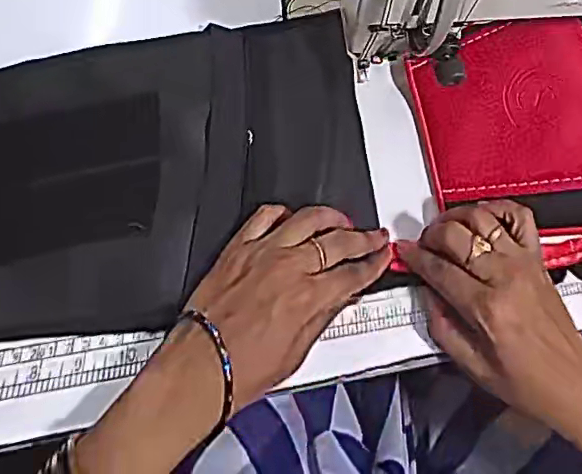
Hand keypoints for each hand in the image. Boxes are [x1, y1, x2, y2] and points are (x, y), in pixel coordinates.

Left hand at [186, 203, 391, 405]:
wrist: (200, 368)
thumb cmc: (241, 370)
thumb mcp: (297, 354)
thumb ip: (322, 317)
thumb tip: (339, 299)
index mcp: (308, 297)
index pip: (353, 272)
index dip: (373, 263)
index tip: (381, 256)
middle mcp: (290, 268)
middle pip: (339, 241)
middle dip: (364, 238)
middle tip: (374, 235)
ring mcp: (265, 252)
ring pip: (308, 218)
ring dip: (332, 216)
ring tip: (341, 219)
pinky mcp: (241, 246)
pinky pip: (266, 215)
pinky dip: (283, 212)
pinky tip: (292, 216)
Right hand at [401, 202, 581, 473]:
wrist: (572, 383)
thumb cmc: (531, 382)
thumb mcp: (475, 368)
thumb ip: (444, 329)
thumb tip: (427, 297)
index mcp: (487, 310)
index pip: (440, 269)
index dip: (417, 257)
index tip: (406, 252)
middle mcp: (506, 278)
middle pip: (456, 236)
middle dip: (431, 235)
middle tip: (424, 243)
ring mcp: (524, 262)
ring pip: (482, 218)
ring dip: (457, 216)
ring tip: (446, 227)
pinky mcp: (537, 256)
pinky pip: (519, 215)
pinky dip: (498, 207)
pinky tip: (483, 214)